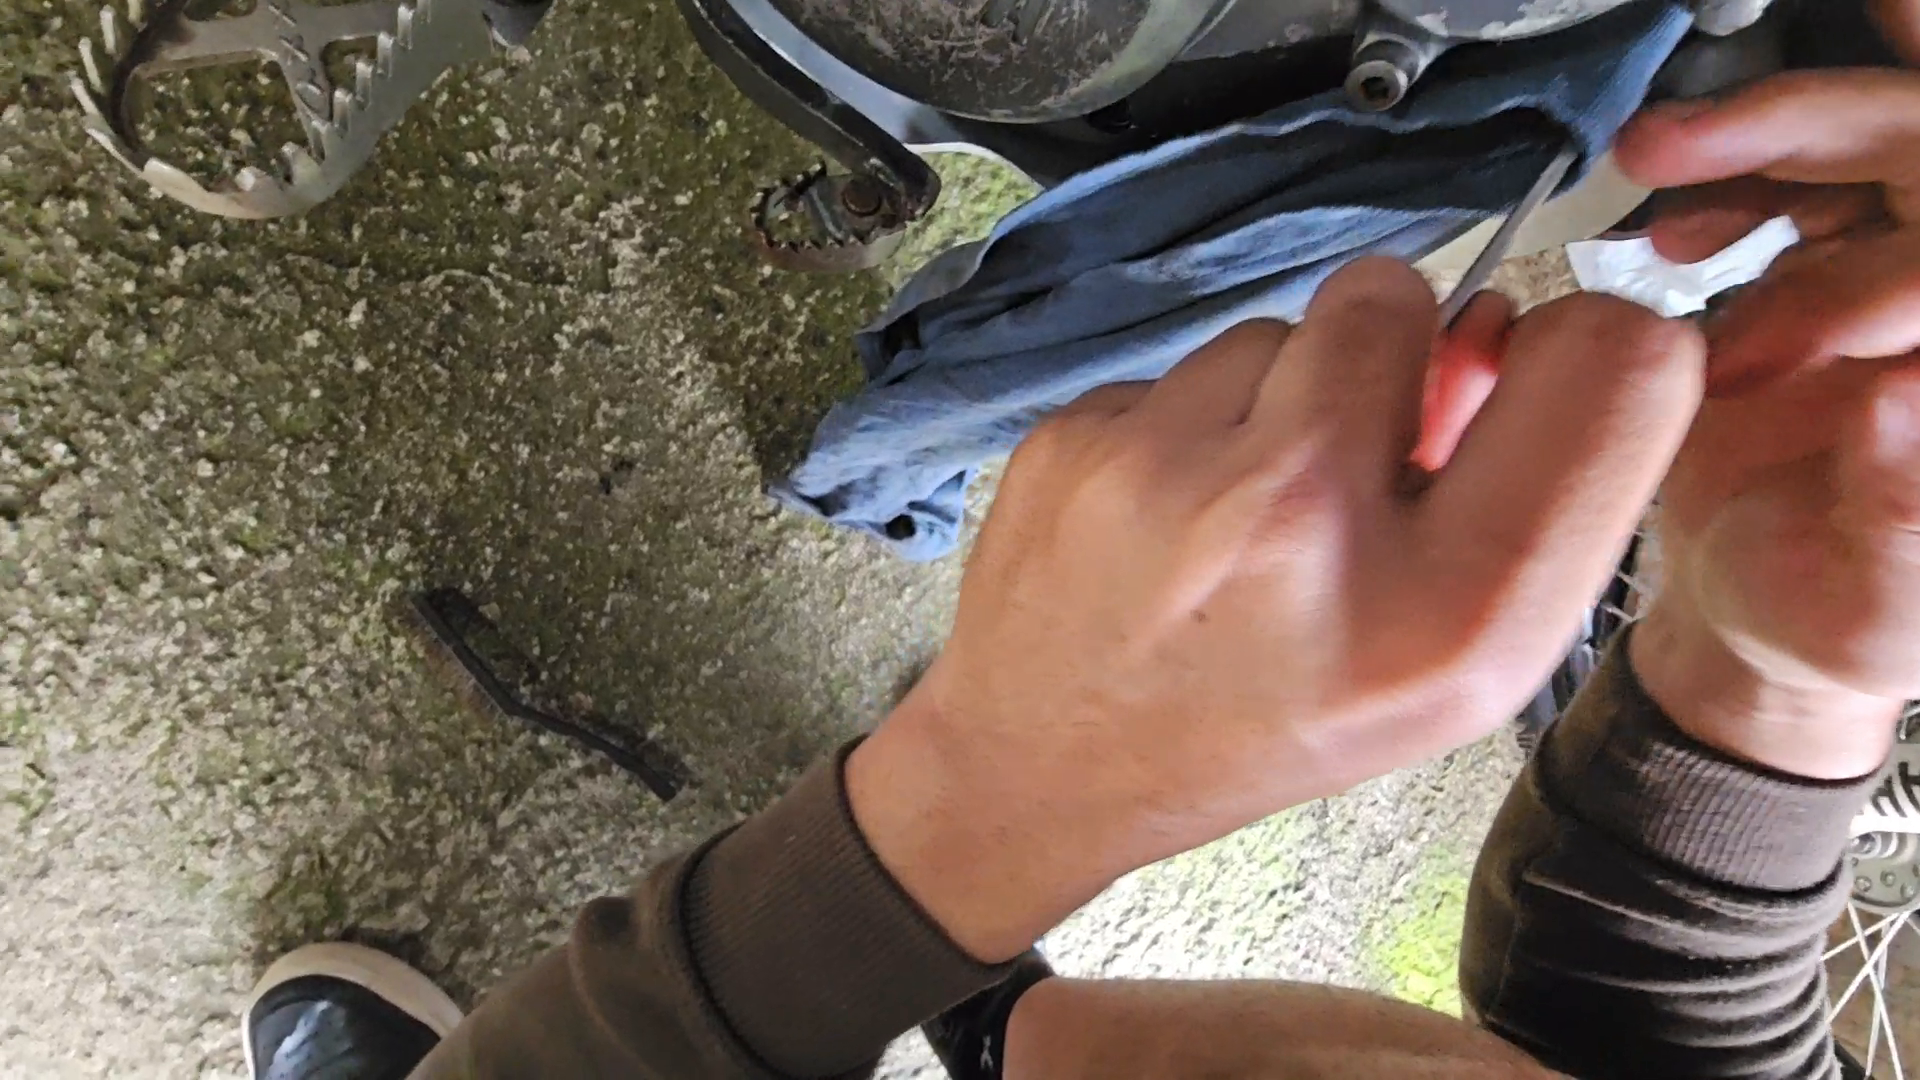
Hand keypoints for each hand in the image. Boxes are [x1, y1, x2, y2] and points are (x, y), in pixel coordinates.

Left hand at [845, 260, 1702, 960]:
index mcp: (1441, 614)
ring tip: (1214, 512)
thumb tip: (1476, 341)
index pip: (1610, 366)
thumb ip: (1509, 509)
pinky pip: (1163, 377)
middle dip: (1374, 356)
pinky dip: (1170, 428)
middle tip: (1322, 456)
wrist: (1039, 761)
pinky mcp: (1066, 440)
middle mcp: (1297, 517)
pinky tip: (1140, 517)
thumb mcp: (1423, 679)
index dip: (1569, 350)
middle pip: (1390, 296)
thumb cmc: (1243, 732)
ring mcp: (1159, 466)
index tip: (1497, 380)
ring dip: (1261, 401)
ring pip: (1261, 332)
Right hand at [1611, 15, 1919, 779]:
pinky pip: (1786, 201)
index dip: (1888, 276)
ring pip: (1869, 155)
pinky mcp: (1803, 293)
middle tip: (1688, 137)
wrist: (1744, 601)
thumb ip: (1902, 514)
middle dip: (1818, 130)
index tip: (1800, 325)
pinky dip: (1718, 194)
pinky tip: (1673, 232)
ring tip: (1657, 167)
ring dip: (1761, 146)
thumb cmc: (1827, 613)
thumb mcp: (1872, 600)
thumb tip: (1904, 399)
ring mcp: (1884, 292)